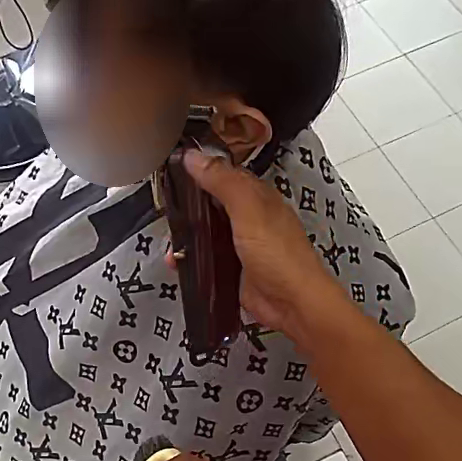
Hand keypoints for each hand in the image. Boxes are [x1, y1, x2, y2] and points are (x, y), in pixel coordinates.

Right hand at [182, 147, 351, 338]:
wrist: (292, 304)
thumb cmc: (280, 257)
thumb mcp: (249, 210)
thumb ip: (223, 181)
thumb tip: (195, 156)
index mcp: (259, 198)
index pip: (226, 174)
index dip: (202, 169)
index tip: (173, 168)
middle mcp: (251, 220)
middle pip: (213, 205)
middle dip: (189, 208)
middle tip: (169, 211)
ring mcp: (243, 246)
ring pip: (208, 234)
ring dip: (188, 237)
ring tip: (171, 243)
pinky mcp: (235, 271)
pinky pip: (208, 260)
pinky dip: (192, 260)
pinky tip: (179, 264)